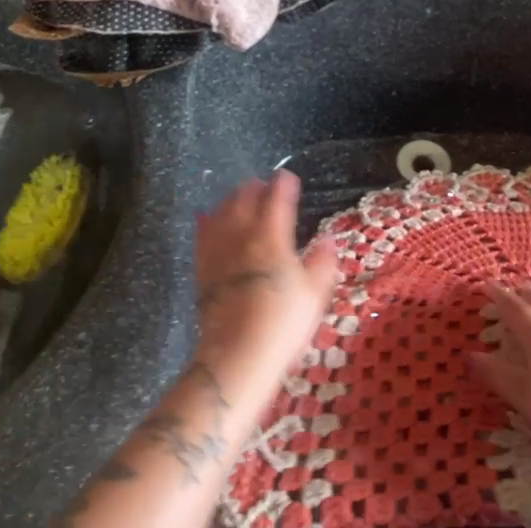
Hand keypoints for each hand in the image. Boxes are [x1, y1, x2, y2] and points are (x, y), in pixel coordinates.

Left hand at [193, 170, 339, 393]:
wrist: (237, 354)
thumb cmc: (283, 323)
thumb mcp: (315, 294)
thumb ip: (322, 262)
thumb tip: (328, 239)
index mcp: (272, 235)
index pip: (277, 199)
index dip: (284, 185)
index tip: (288, 177)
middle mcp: (242, 234)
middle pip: (245, 199)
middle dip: (256, 188)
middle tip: (264, 185)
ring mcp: (218, 250)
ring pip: (222, 211)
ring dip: (232, 200)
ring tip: (239, 197)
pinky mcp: (202, 268)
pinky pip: (202, 233)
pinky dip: (207, 220)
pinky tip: (207, 217)